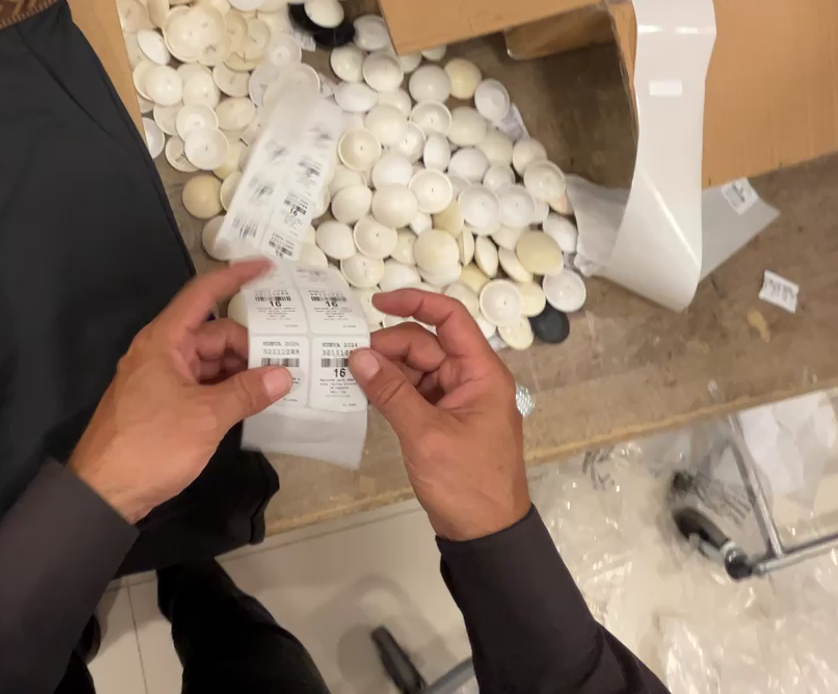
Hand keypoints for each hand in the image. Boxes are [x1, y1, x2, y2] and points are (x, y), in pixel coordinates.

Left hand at [69, 260, 293, 521]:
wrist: (102, 493)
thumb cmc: (150, 445)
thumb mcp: (205, 418)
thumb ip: (246, 393)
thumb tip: (284, 375)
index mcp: (164, 340)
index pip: (203, 294)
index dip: (234, 276)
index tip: (265, 266)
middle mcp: (162, 351)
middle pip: (213, 333)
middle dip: (249, 344)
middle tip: (290, 358)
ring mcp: (162, 378)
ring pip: (210, 362)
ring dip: (240, 369)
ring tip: (281, 380)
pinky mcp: (163, 404)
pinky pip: (202, 384)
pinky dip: (226, 389)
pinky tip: (253, 401)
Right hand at [348, 289, 530, 540]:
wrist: (486, 536)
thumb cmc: (467, 483)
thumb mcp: (426, 435)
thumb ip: (391, 392)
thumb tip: (357, 355)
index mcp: (481, 372)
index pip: (450, 317)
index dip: (415, 302)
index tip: (376, 304)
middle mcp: (469, 377)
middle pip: (425, 342)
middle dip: (388, 346)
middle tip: (351, 360)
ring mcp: (455, 396)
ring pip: (415, 365)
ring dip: (386, 367)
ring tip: (352, 375)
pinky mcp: (442, 415)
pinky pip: (413, 388)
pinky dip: (390, 387)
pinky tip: (365, 390)